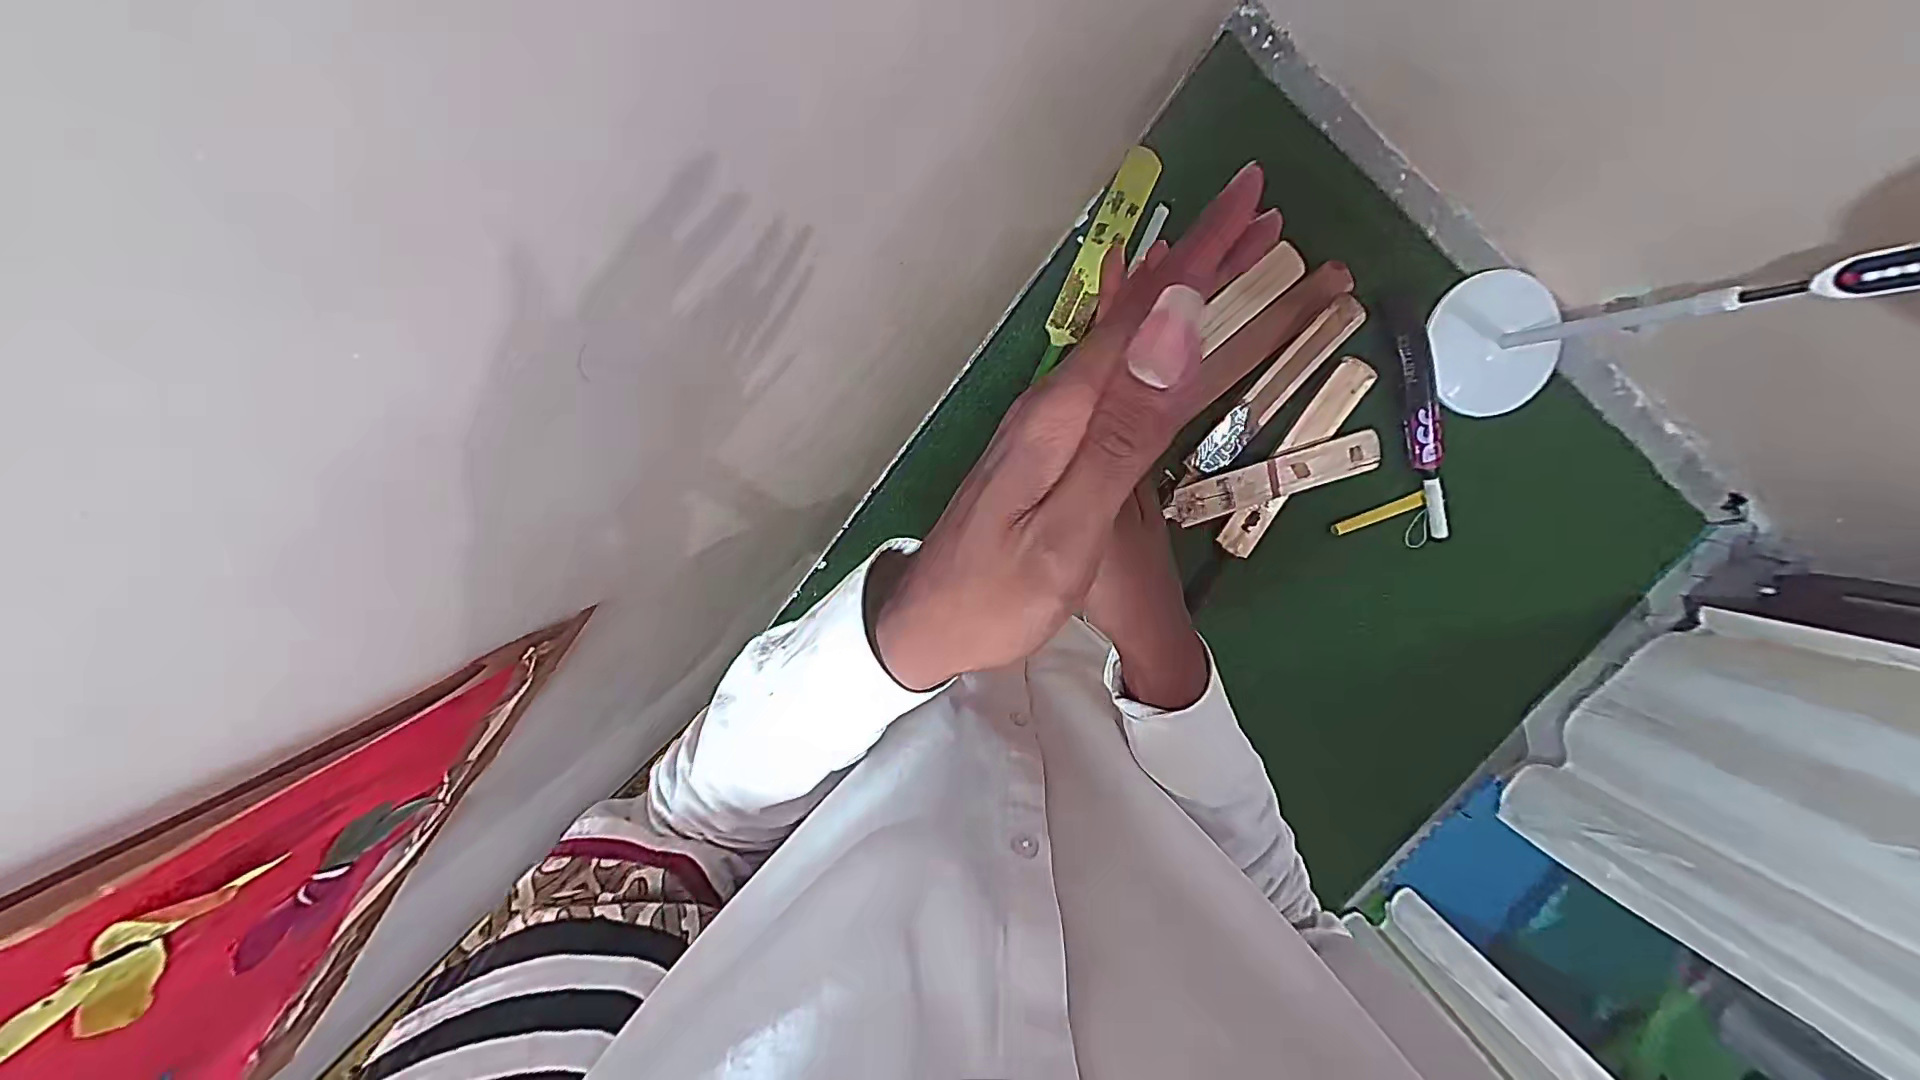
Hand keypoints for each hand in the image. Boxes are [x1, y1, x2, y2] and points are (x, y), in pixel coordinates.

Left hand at [871, 163, 1280, 689]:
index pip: (1139, 321)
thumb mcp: (1068, 528)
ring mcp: (1040, 427)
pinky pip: (1099, 378)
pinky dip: (1137, 345)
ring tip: (1221, 257)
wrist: (927, 625)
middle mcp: (1048, 406)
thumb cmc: (998, 594)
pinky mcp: (1039, 450)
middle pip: (1129, 320)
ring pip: (1115, 345)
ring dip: (1171, 296)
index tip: (1249, 203)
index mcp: (1060, 417)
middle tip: (1254, 213)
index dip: (1198, 260)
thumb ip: (1120, 437)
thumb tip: (1169, 333)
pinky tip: (1143, 333)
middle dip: (1194, 262)